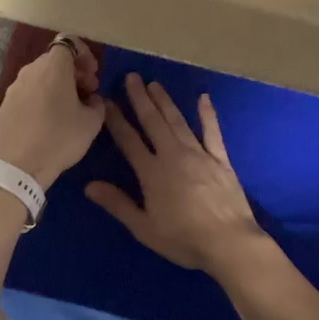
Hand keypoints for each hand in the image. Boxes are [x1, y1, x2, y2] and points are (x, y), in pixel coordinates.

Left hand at [0, 36, 104, 186]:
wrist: (22, 167)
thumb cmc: (61, 138)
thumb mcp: (92, 122)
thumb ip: (97, 103)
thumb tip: (92, 99)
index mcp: (54, 67)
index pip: (68, 42)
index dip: (84, 54)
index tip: (93, 74)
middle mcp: (30, 70)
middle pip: (54, 60)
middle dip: (73, 71)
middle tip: (86, 93)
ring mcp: (14, 87)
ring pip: (40, 76)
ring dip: (56, 85)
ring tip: (67, 108)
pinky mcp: (4, 104)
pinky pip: (27, 92)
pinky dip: (40, 97)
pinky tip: (46, 119)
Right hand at [85, 73, 270, 275]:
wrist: (229, 242)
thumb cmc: (184, 239)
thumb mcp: (144, 228)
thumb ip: (118, 204)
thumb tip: (89, 186)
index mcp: (152, 173)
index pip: (129, 140)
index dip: (116, 120)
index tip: (106, 101)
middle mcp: (173, 155)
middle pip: (153, 122)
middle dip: (140, 99)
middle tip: (131, 77)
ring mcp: (199, 154)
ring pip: (178, 121)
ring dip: (165, 101)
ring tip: (154, 83)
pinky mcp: (221, 159)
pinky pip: (212, 132)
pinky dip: (208, 114)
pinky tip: (203, 98)